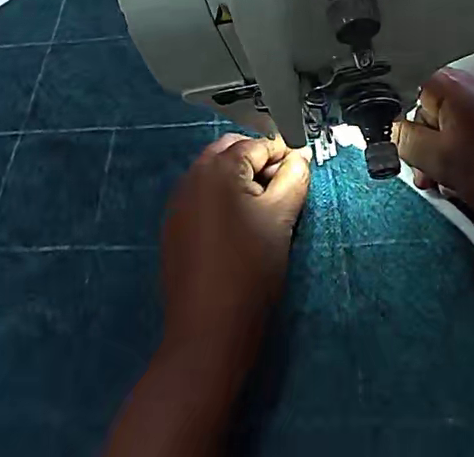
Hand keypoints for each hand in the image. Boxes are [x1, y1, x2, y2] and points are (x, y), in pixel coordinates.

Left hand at [159, 134, 310, 352]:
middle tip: (282, 188)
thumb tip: (300, 156)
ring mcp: (178, 200)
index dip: (283, 154)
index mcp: (219, 167)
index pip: (258, 145)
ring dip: (239, 178)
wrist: (208, 329)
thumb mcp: (281, 218)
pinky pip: (201, 195)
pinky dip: (221, 197)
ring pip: (214, 172)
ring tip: (263, 209)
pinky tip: (237, 226)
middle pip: (231, 151)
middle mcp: (193, 175)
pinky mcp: (173, 224)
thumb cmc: (250, 268)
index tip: (300, 171)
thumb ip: (294, 178)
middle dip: (258, 161)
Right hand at [394, 67, 473, 227]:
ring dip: (441, 157)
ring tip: (451, 183)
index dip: (404, 130)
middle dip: (424, 147)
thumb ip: (404, 141)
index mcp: (451, 85)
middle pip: (425, 114)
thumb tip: (393, 134)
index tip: (407, 152)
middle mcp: (469, 87)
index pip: (405, 98)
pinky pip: (465, 137)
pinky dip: (461, 157)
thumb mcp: (437, 160)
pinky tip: (467, 181)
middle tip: (429, 173)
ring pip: (445, 129)